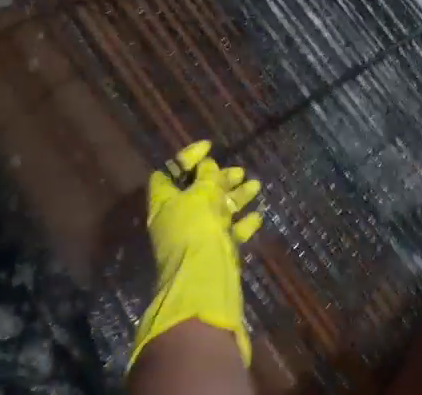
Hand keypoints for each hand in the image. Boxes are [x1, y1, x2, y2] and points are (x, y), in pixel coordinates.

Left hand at [130, 141, 261, 367]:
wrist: (203, 275)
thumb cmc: (195, 228)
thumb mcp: (200, 195)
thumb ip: (206, 178)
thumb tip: (208, 167)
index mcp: (165, 203)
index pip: (169, 173)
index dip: (187, 158)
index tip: (209, 147)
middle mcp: (178, 218)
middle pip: (198, 191)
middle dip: (218, 178)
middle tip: (238, 172)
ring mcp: (196, 235)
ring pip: (217, 209)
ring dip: (235, 196)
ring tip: (255, 186)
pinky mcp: (214, 249)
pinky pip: (229, 231)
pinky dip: (242, 222)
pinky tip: (256, 215)